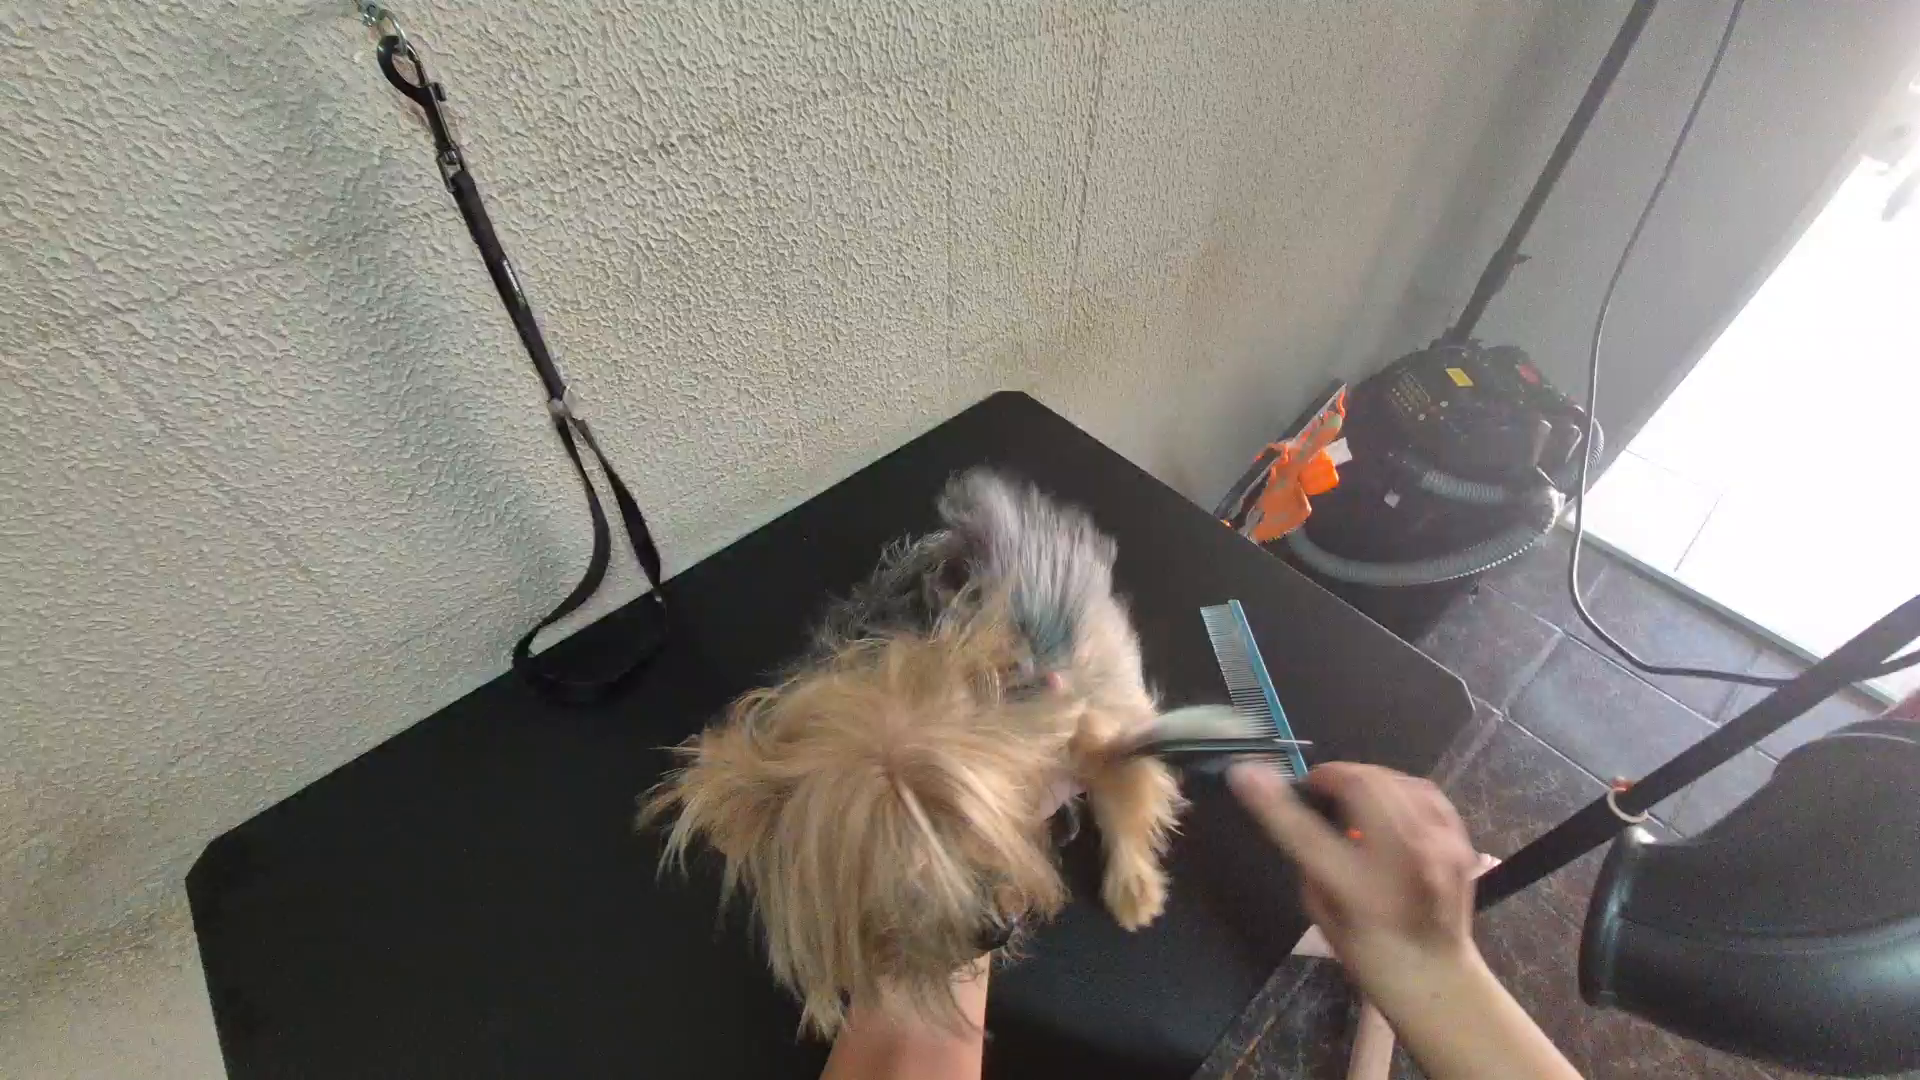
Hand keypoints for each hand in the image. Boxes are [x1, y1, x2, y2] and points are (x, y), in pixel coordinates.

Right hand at [1227, 762, 1481, 991]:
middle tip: (1315, 788)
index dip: (1268, 797)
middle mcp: (1404, 864)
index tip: (1244, 772)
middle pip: (1361, 787)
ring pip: (1391, 781)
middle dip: (1330, 775)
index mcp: (1359, 890)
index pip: (1304, 832)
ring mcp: (1439, 850)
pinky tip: (1383, 799)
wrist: (1435, 974)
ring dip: (1362, 778)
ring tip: (1347, 792)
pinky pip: (1422, 791)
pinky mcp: (1459, 842)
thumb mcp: (1317, 903)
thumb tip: (1288, 799)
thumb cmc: (1363, 943)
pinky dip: (1395, 787)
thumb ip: (1308, 849)